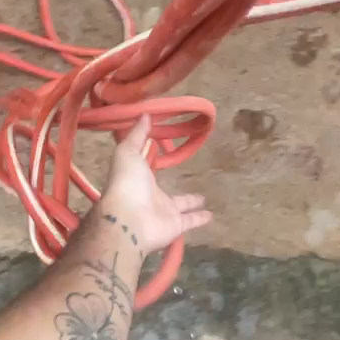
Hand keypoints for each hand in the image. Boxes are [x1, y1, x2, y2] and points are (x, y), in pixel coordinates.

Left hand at [96, 116, 210, 253]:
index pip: (146, 166)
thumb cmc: (127, 182)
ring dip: (191, 202)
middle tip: (185, 173)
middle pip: (164, 188)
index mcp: (138, 176)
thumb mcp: (128, 152)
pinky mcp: (176, 225)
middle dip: (171, 182)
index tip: (162, 146)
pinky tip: (211, 215)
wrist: (130, 220)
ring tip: (203, 197)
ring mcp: (163, 211)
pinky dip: (200, 218)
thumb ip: (137, 135)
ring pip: (180, 206)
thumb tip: (145, 113)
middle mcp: (150, 195)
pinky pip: (191, 221)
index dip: (152, 156)